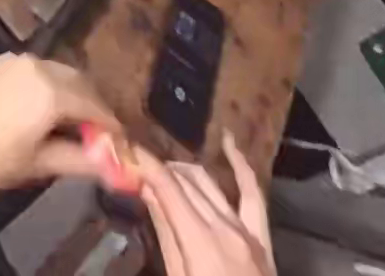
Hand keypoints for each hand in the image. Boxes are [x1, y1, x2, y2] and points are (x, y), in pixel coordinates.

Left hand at [0, 54, 123, 191]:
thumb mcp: (37, 164)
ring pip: (62, 73)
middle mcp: (41, 67)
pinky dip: (54, 86)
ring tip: (75, 126)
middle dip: (96, 108)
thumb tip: (112, 165)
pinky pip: (41, 69)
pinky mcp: (4, 60)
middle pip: (82, 84)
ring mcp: (20, 59)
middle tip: (100, 139)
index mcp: (53, 93)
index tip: (121, 149)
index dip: (113, 129)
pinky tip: (48, 109)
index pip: (97, 107)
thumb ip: (79, 159)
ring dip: (75, 95)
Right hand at [134, 133, 275, 275]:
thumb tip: (148, 190)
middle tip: (133, 164)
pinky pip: (253, 195)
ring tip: (160, 168)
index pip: (166, 184)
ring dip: (182, 170)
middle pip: (185, 180)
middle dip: (157, 167)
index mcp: (202, 241)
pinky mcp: (262, 240)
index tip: (122, 148)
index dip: (144, 162)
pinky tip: (228, 142)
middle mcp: (226, 228)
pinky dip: (240, 165)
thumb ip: (166, 234)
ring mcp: (248, 233)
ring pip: (208, 182)